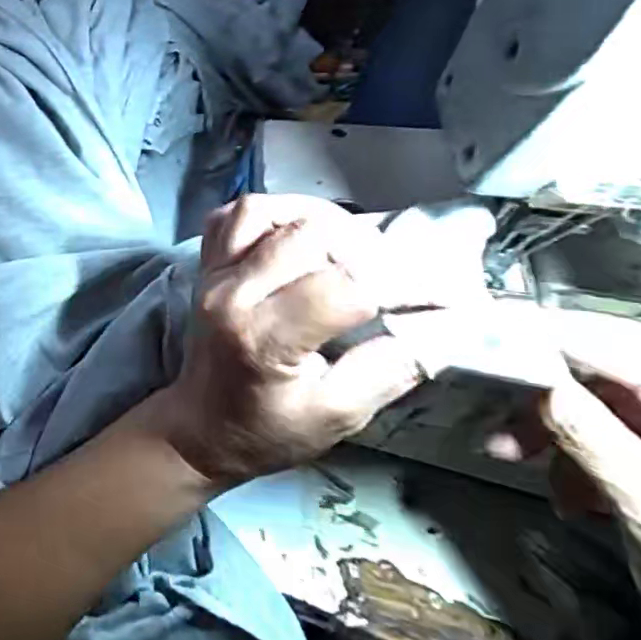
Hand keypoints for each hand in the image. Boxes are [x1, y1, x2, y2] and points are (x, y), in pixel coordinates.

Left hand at [147, 194, 423, 486]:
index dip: (401, 285)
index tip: (437, 294)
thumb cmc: (267, 428)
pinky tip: (296, 234)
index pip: (343, 286)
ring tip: (344, 248)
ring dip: (313, 220)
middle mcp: (233, 294)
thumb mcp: (336, 415)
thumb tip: (438, 325)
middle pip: (306, 235)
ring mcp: (213, 274)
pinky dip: (269, 214)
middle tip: (388, 274)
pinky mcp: (205, 265)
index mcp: (264, 338)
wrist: (202, 425)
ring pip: (263, 211)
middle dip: (362, 248)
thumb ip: (388, 369)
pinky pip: (231, 216)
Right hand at [517, 313, 640, 639]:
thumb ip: (598, 446)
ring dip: (567, 430)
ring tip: (516, 455)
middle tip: (497, 417)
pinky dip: (594, 457)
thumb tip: (532, 380)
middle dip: (560, 397)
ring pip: (634, 413)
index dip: (574, 348)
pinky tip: (568, 486)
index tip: (501, 337)